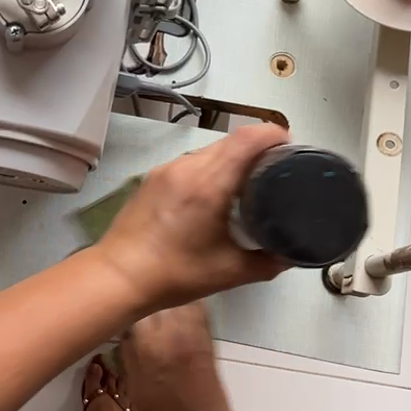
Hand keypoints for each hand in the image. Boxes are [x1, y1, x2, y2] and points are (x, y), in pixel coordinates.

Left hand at [93, 122, 290, 309]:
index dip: (273, 135)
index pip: (246, 139)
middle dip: (257, 148)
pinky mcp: (152, 178)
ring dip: (232, 158)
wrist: (118, 276)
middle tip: (278, 169)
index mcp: (208, 184)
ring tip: (250, 182)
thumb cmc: (174, 273)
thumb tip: (289, 255)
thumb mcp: (230, 272)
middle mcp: (186, 167)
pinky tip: (217, 192)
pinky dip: (210, 168)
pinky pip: (190, 162)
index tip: (292, 147)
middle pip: (230, 141)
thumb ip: (267, 262)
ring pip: (208, 151)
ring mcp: (166, 170)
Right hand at [120, 301, 239, 410]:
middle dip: (141, 292)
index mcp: (148, 345)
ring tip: (153, 298)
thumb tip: (125, 328)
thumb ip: (128, 351)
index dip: (121, 301)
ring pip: (176, 295)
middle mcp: (171, 330)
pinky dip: (183, 300)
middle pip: (153, 294)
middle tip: (132, 299)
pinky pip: (195, 304)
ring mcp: (193, 330)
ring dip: (163, 294)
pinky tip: (174, 307)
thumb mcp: (133, 386)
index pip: (131, 305)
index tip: (115, 305)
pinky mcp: (208, 334)